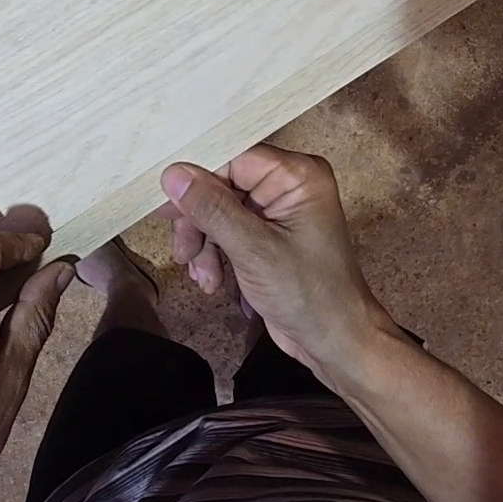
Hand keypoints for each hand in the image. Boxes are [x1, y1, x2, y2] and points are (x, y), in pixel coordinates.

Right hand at [158, 144, 397, 376]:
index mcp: (298, 175)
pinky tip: (212, 280)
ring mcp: (277, 211)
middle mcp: (288, 185)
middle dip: (199, 221)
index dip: (198, 181)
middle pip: (222, 185)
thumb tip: (172, 175)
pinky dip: (214, 253)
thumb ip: (211, 209)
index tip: (169, 206)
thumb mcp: (253, 249)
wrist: (334, 342)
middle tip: (182, 251)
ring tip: (201, 275)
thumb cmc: (308, 294)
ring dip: (204, 242)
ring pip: (219, 209)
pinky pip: (227, 229)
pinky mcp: (267, 234)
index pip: (233, 159)